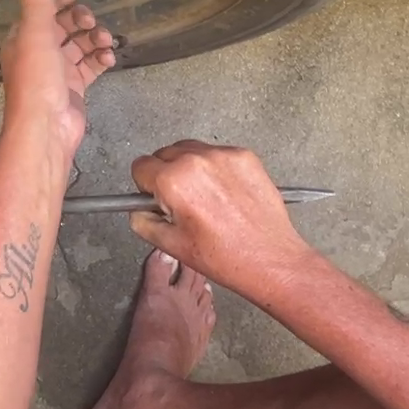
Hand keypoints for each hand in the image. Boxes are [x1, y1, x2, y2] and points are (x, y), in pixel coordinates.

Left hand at [0, 0, 115, 157]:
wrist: (46, 127)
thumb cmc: (37, 81)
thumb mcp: (36, 32)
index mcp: (23, 39)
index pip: (41, 11)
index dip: (58, 0)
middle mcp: (38, 53)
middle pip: (63, 27)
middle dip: (81, 20)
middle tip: (91, 22)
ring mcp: (57, 72)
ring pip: (80, 46)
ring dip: (95, 39)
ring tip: (106, 41)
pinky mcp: (74, 87)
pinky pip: (90, 67)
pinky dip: (100, 60)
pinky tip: (109, 58)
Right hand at [128, 141, 315, 301]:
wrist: (270, 258)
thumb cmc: (226, 256)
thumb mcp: (171, 245)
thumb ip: (142, 222)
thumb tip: (137, 210)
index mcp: (174, 181)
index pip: (140, 165)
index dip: (145, 185)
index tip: (155, 197)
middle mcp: (197, 161)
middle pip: (163, 153)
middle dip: (165, 174)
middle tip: (181, 201)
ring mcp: (223, 156)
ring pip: (189, 150)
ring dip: (188, 167)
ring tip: (204, 197)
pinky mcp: (244, 156)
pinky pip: (216, 153)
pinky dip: (214, 168)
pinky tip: (223, 193)